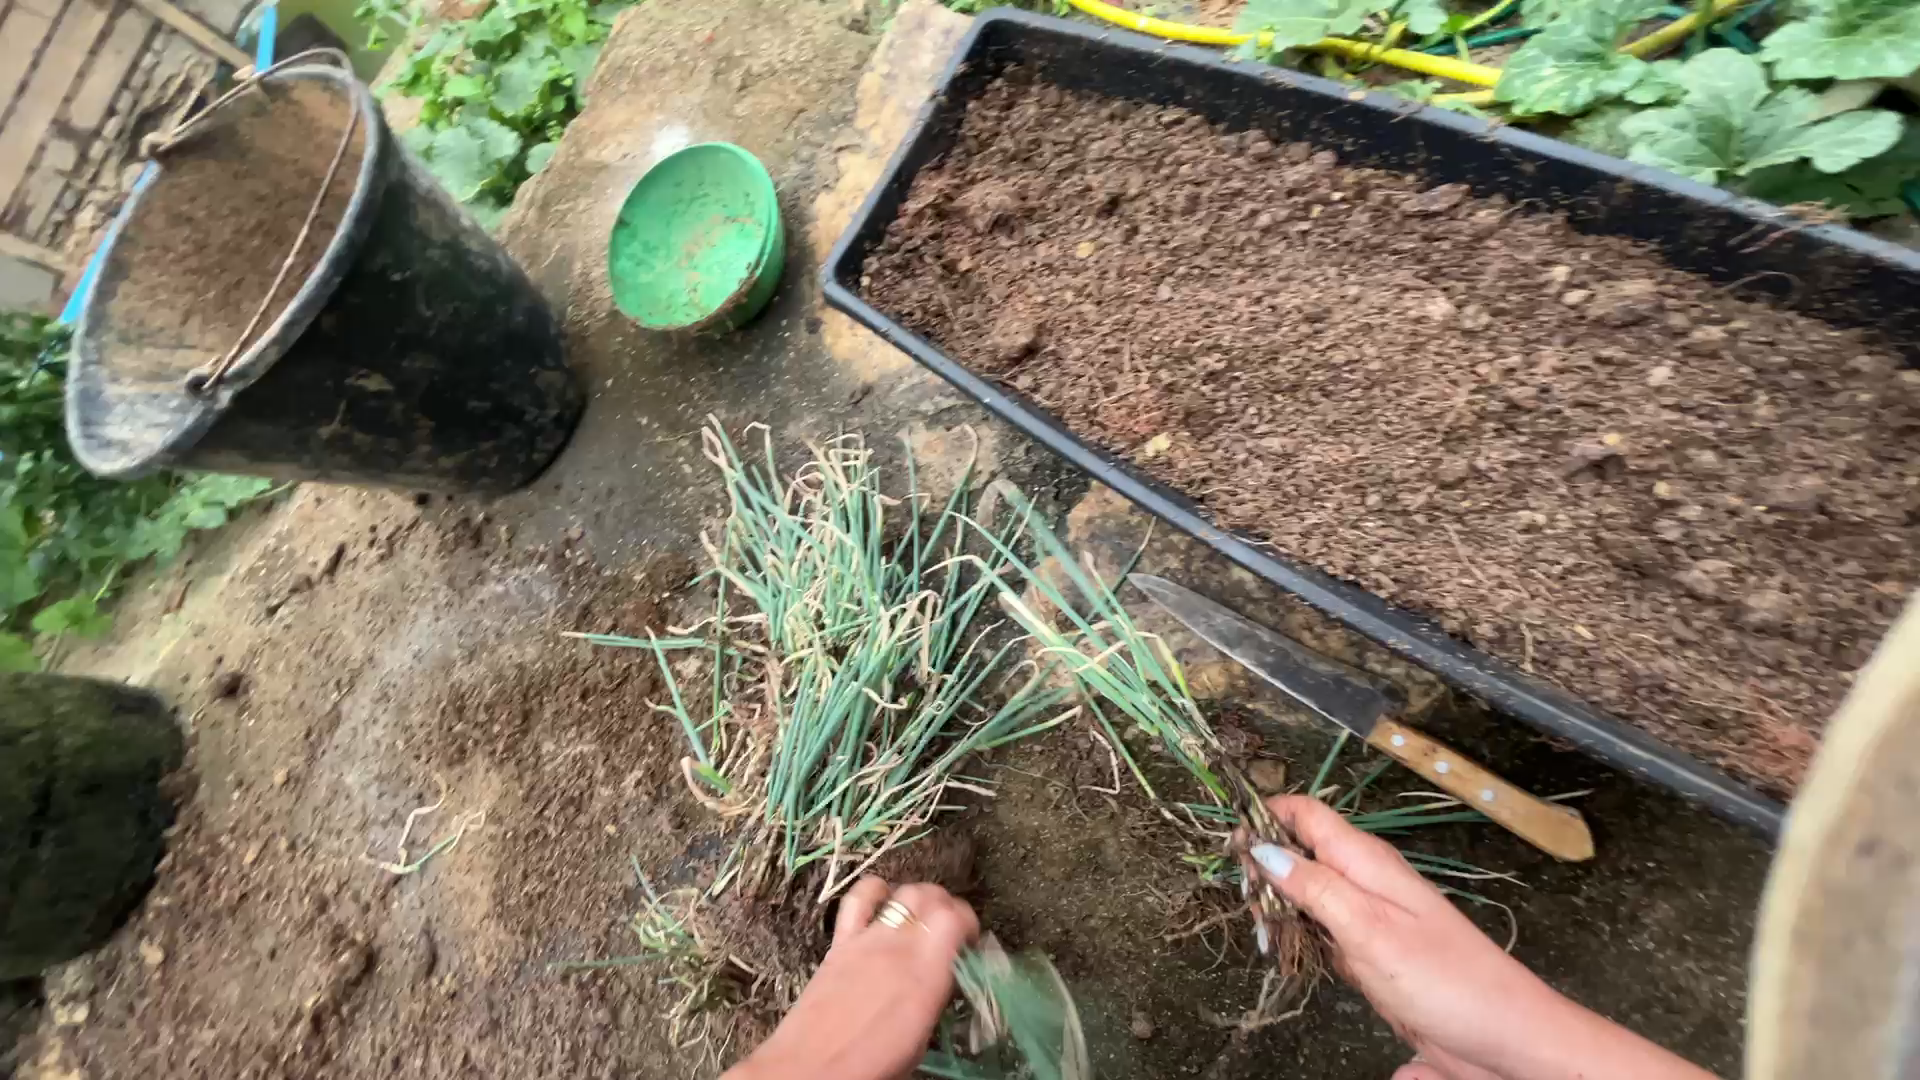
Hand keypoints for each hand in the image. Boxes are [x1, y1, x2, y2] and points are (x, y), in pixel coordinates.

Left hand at [723, 877, 977, 1079]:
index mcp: (926, 976)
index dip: (969, 922)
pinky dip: (876, 891)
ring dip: (920, 896)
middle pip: (933, 897)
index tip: (970, 940)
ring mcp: (870, 938)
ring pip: (905, 891)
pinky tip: (883, 901)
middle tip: (950, 928)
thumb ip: (933, 1000)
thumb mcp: (918, 1042)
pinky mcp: (842, 940)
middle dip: (948, 905)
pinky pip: (860, 897)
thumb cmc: (870, 1069)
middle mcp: (901, 948)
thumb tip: (942, 981)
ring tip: (923, 914)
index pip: (956, 919)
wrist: (809, 1071)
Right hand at [1246, 796, 1717, 1079]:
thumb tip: (1261, 847)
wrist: (1511, 1043)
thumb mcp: (1368, 929)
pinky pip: (1319, 926)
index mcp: (1362, 858)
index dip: (1263, 814)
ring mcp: (1363, 913)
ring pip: (1302, 890)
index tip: (1232, 843)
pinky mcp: (1366, 948)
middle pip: (1295, 849)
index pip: (1302, 811)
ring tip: (1264, 934)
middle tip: (1248, 902)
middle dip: (1263, 866)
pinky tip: (1290, 952)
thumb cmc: (1442, 979)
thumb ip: (1312, 885)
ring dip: (1277, 905)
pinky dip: (1298, 934)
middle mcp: (1360, 877)